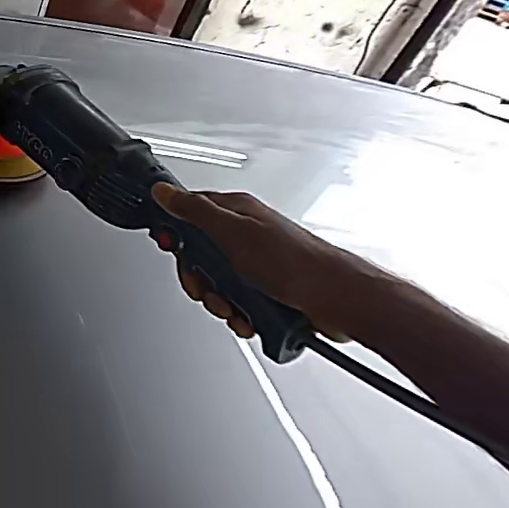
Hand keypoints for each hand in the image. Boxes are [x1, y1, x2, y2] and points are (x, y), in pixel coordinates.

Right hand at [150, 183, 397, 342]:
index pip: (187, 214)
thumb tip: (163, 191)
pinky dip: (237, 310)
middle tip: (206, 286)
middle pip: (198, 252)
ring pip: (216, 279)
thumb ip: (194, 210)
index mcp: (236, 213)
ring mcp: (256, 262)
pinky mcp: (267, 287)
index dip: (176, 234)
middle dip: (198, 275)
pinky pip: (237, 298)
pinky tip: (246, 316)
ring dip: (218, 298)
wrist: (344, 303)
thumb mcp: (232, 231)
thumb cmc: (297, 264)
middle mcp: (245, 234)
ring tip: (232, 306)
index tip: (174, 249)